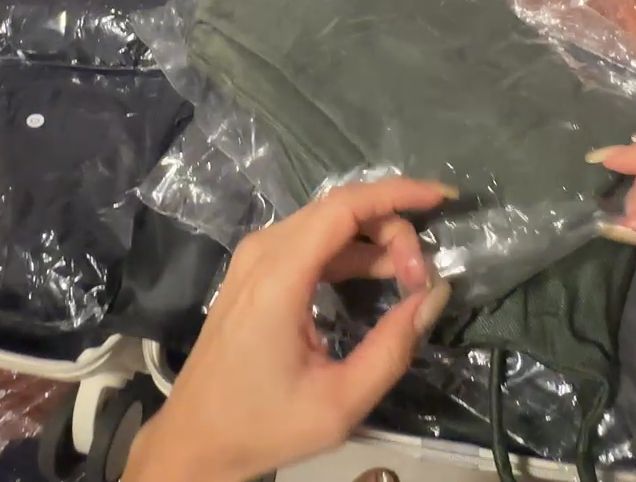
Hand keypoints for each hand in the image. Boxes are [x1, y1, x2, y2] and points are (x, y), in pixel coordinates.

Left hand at [124, 177, 455, 481]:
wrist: (193, 442)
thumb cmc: (262, 425)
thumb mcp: (339, 403)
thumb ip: (393, 347)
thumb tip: (434, 294)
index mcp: (279, 275)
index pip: (345, 206)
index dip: (397, 193)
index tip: (441, 197)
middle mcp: (265, 248)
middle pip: (342, 209)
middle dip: (394, 229)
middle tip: (422, 278)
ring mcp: (258, 253)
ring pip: (330, 221)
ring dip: (376, 240)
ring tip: (409, 279)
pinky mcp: (259, 266)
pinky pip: (315, 238)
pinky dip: (354, 249)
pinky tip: (381, 274)